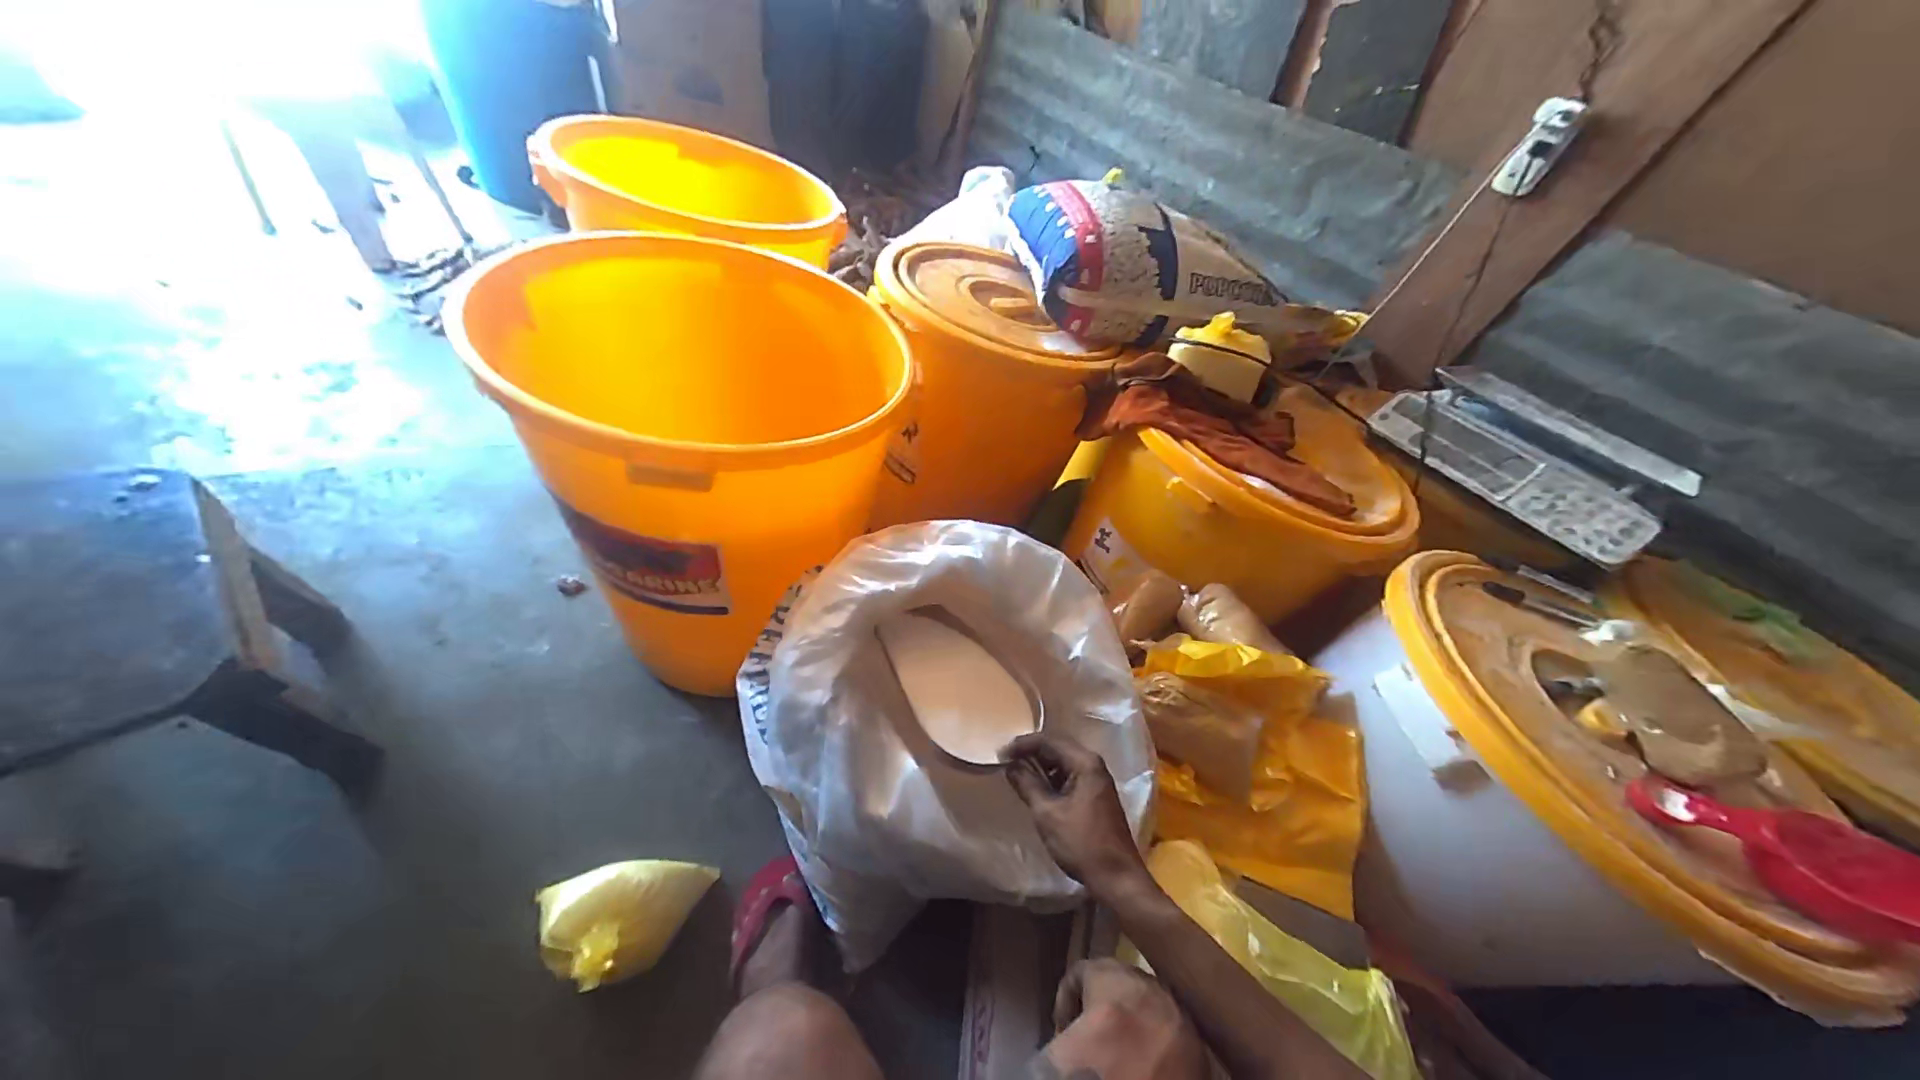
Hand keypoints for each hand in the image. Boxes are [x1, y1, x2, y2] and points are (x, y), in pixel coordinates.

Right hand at [1000, 732, 1147, 894]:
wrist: (1116, 877)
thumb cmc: (1081, 843)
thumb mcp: (1047, 813)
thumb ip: (1027, 784)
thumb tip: (1011, 766)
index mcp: (1085, 763)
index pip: (1048, 740)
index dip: (1022, 744)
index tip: (1000, 754)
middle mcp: (1093, 764)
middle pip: (1057, 747)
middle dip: (1031, 751)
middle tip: (1005, 760)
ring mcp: (1097, 780)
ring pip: (1063, 761)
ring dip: (1040, 765)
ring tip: (1016, 772)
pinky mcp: (1096, 795)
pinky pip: (1069, 775)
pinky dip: (1051, 777)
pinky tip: (1035, 787)